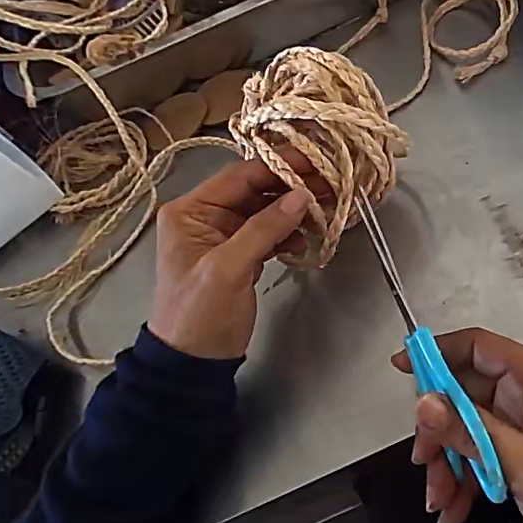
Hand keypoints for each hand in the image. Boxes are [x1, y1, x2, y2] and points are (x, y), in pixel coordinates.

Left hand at [149, 157, 325, 358]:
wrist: (194, 361)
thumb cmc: (200, 313)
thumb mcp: (229, 268)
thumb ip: (264, 228)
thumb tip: (302, 195)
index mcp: (191, 210)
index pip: (240, 176)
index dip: (278, 166)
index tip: (315, 161)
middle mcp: (208, 216)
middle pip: (257, 190)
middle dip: (293, 189)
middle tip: (331, 185)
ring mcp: (227, 236)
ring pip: (269, 211)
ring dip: (296, 212)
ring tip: (326, 212)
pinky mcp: (244, 255)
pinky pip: (272, 233)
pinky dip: (291, 234)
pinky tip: (307, 240)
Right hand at [397, 328, 522, 522]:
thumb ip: (471, 431)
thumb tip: (427, 404)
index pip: (479, 347)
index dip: (438, 352)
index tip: (404, 366)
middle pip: (463, 391)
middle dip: (439, 429)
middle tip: (425, 458)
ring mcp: (522, 422)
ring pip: (464, 426)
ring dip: (448, 461)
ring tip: (441, 497)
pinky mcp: (517, 450)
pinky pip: (476, 451)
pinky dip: (462, 476)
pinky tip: (455, 506)